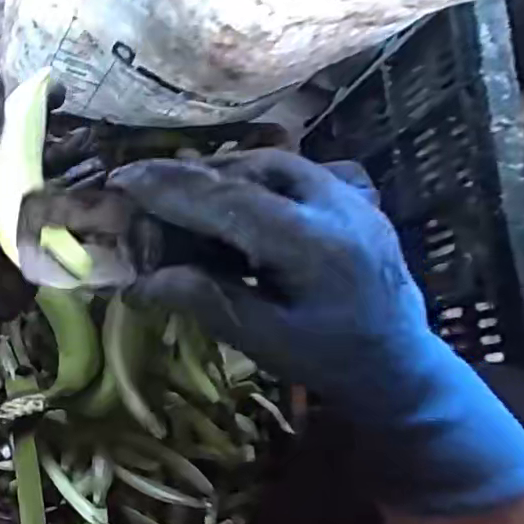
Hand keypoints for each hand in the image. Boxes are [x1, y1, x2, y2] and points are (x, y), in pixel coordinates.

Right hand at [110, 150, 523, 513]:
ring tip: (176, 195)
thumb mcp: (263, 340)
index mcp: (315, 246)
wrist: (400, 361)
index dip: (171, 189)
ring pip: (267, 162)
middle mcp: (336, 205)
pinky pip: (288, 170)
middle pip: (246, 170)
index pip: (229, 201)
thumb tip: (139, 281)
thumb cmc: (329, 359)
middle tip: (139, 186)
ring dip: (215, 173)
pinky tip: (222, 197)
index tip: (123, 180)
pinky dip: (245, 176)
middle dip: (186, 176)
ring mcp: (349, 194)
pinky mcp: (350, 195)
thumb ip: (205, 301)